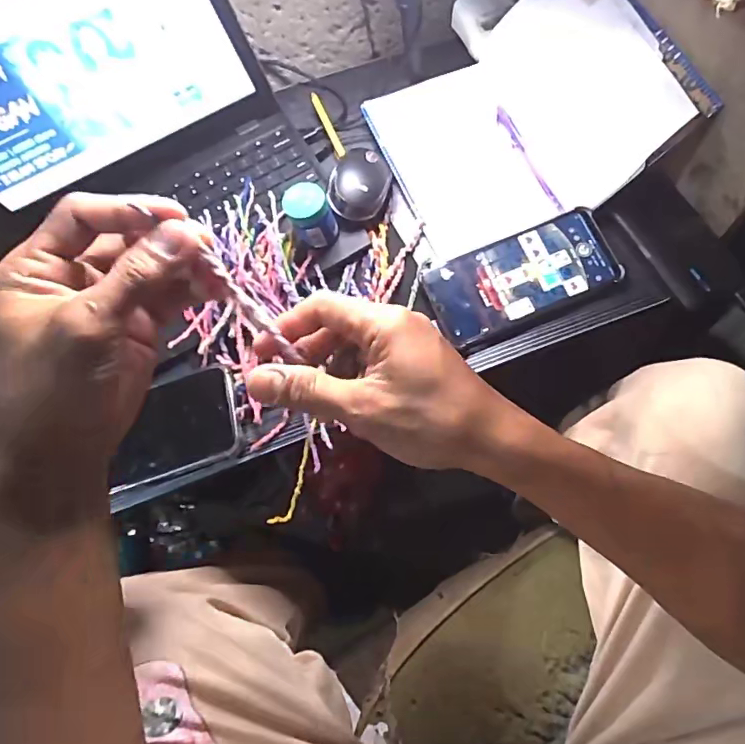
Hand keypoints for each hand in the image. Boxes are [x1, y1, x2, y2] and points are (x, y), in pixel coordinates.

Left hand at [0, 193, 223, 520]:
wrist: (57, 457)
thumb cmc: (50, 388)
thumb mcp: (88, 324)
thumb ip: (137, 275)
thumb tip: (186, 232)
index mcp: (38, 267)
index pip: (82, 216)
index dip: (126, 209)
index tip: (174, 217)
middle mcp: (74, 276)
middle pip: (125, 238)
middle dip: (166, 239)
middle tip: (207, 246)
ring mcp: (110, 301)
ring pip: (154, 266)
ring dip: (186, 264)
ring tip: (217, 271)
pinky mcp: (138, 326)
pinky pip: (169, 296)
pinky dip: (193, 290)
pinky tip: (216, 288)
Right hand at [245, 292, 528, 469]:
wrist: (490, 438)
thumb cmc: (426, 420)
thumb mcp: (360, 408)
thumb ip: (306, 391)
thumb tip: (254, 379)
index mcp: (382, 321)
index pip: (320, 306)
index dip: (285, 327)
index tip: (260, 356)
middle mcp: (395, 321)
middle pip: (335, 325)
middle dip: (305, 354)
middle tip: (285, 389)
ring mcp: (408, 339)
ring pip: (353, 345)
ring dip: (328, 369)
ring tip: (316, 403)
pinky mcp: (417, 359)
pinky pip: (373, 358)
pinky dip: (353, 376)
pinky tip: (349, 405)